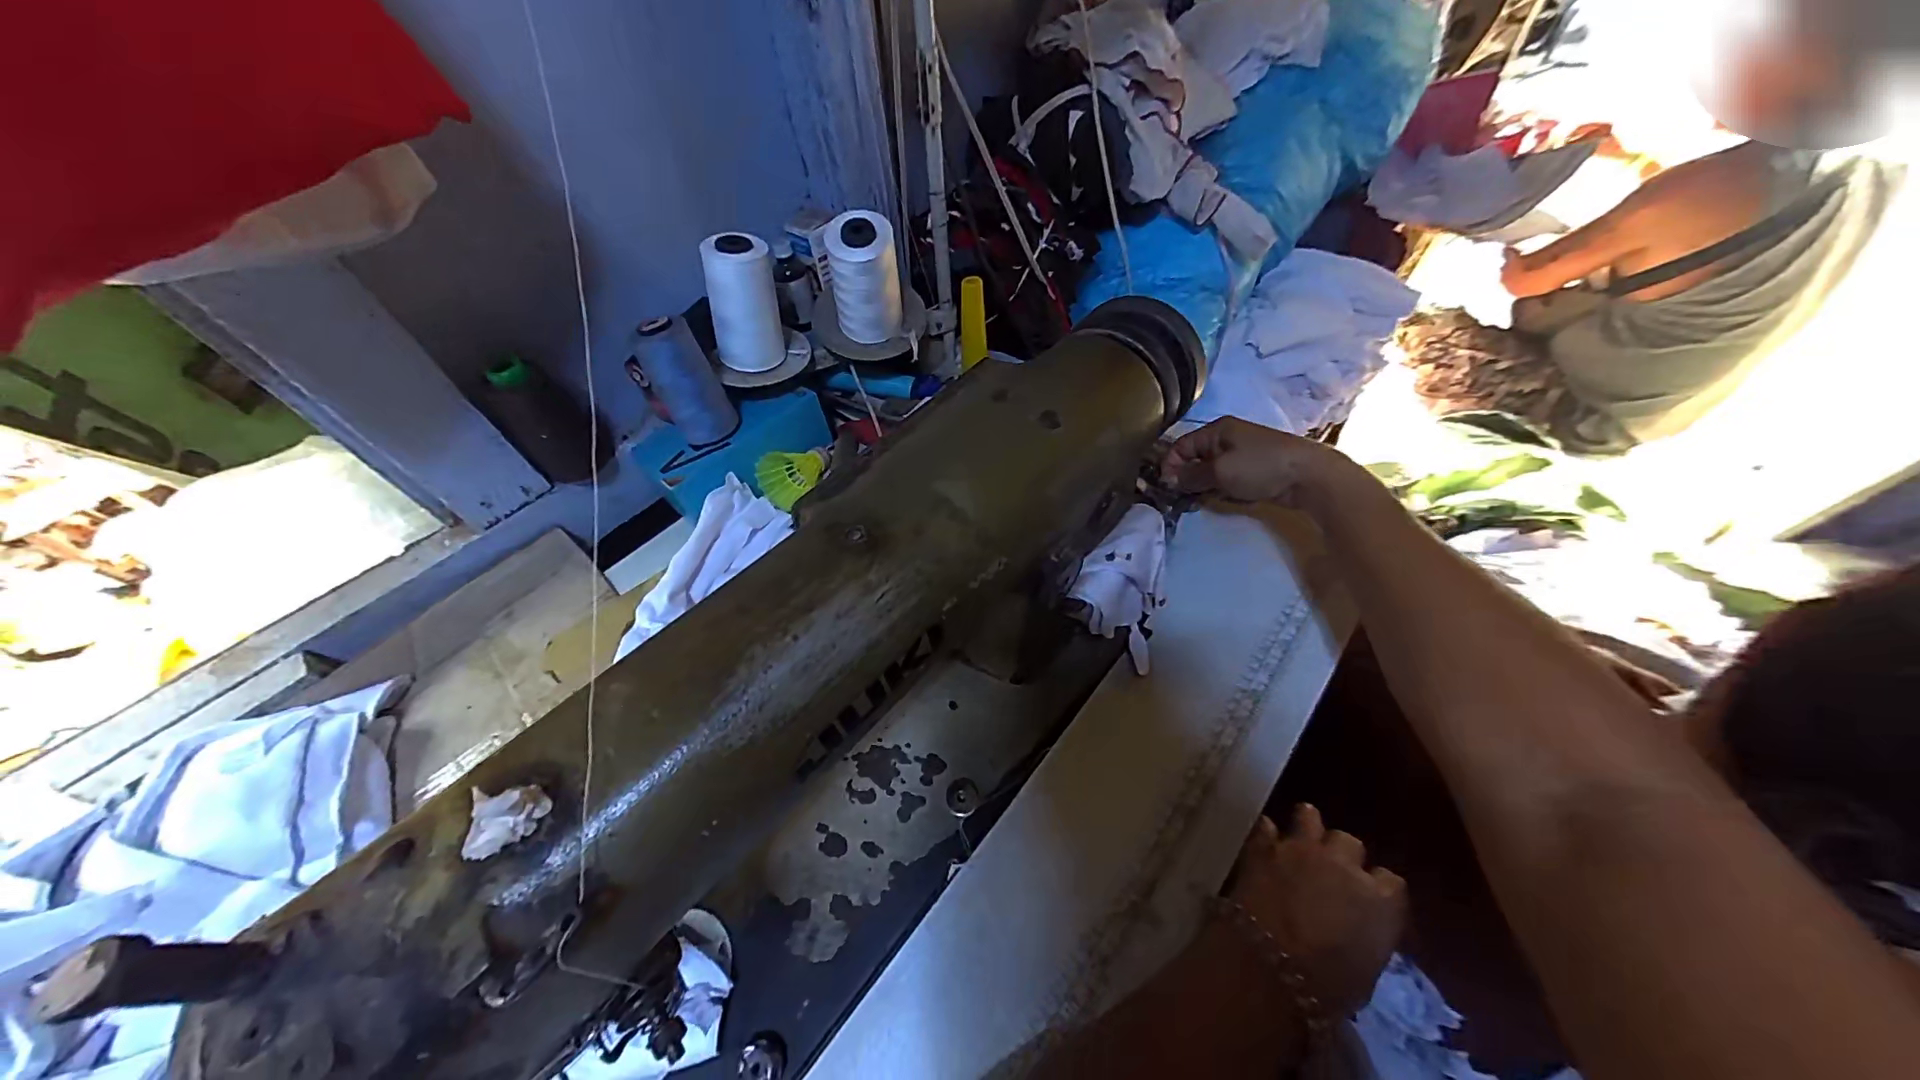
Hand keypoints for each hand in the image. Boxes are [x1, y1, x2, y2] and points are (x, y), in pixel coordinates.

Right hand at [1160, 417, 1346, 505]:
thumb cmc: (1260, 466)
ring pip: (1211, 472)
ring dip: (1205, 486)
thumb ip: (1191, 476)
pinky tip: (1224, 500)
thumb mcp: (1220, 471)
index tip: (1167, 487)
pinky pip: (1227, 480)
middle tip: (1183, 498)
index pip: (1181, 446)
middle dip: (1187, 478)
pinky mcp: (1253, 471)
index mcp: (1217, 430)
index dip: (1170, 465)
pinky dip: (1222, 490)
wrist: (1309, 476)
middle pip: (1195, 459)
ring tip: (1204, 500)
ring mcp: (1241, 455)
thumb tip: (1169, 480)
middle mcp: (1227, 439)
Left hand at [1226, 804, 1407, 1017]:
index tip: (1368, 899)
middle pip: (1349, 843)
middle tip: (1329, 872)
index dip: (1378, 888)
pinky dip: (1265, 835)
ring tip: (1299, 840)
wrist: (1271, 965)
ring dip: (1306, 827)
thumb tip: (1355, 934)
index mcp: (1381, 901)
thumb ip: (1366, 938)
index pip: (1391, 881)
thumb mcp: (1365, 971)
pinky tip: (1262, 844)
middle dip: (1341, 855)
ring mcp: (1302, 849)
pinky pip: (1265, 827)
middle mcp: (1344, 865)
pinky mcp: (1264, 847)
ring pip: (1309, 817)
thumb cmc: (1327, 986)